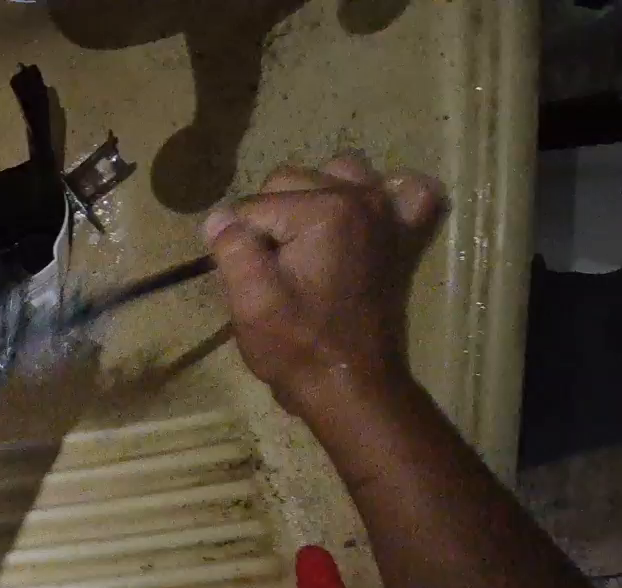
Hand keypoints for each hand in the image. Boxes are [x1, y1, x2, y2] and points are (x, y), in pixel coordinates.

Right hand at [202, 153, 444, 415]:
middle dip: (268, 218)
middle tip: (266, 267)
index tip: (242, 280)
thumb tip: (217, 217)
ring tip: (301, 240)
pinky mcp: (405, 234)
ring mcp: (391, 213)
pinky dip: (381, 196)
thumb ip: (232, 250)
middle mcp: (363, 198)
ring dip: (314, 197)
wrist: (348, 381)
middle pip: (290, 181)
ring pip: (340, 171)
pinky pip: (404, 189)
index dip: (235, 244)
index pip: (252, 207)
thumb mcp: (250, 302)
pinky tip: (360, 222)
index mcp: (324, 212)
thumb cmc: (294, 345)